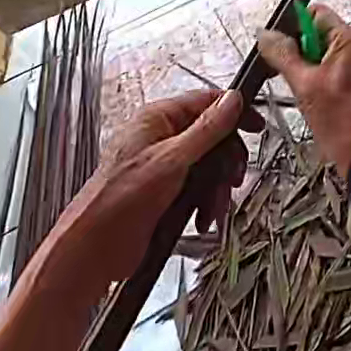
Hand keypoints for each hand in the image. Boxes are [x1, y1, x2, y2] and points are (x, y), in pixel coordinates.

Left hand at [53, 90, 257, 283]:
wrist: (92, 252)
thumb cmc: (124, 199)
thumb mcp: (173, 160)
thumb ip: (207, 129)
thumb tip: (234, 98)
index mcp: (158, 118)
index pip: (206, 102)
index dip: (235, 113)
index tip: (258, 128)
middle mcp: (161, 137)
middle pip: (211, 137)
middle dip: (225, 161)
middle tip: (233, 180)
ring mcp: (162, 166)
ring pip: (207, 166)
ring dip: (215, 188)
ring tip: (212, 210)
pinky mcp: (163, 193)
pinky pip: (195, 189)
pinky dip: (204, 203)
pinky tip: (202, 220)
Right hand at [257, 5, 350, 174]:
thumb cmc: (339, 121)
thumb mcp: (303, 84)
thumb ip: (283, 55)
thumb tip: (265, 34)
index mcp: (350, 40)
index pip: (316, 13)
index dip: (294, 26)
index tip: (279, 47)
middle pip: (320, 33)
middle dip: (299, 49)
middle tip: (287, 72)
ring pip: (325, 52)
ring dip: (308, 65)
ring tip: (301, 88)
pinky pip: (335, 67)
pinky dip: (320, 76)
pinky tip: (313, 96)